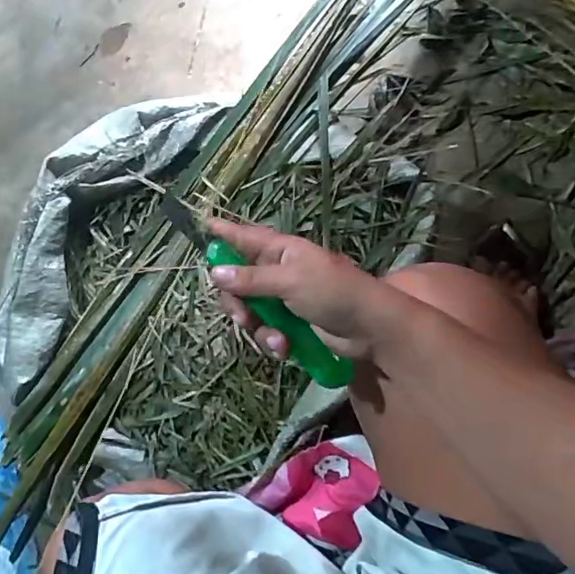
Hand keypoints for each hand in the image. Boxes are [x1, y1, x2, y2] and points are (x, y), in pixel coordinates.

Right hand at [205, 219, 406, 360]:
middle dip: (237, 303)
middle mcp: (279, 272)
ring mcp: (284, 299)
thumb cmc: (334, 293)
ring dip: (259, 329)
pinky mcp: (291, 324)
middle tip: (243, 317)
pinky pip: (266, 331)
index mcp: (281, 251)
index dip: (225, 232)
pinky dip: (272, 341)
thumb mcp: (291, 281)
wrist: (370, 330)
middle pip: (238, 282)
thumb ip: (252, 279)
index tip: (204, 224)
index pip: (246, 237)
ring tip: (277, 341)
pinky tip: (285, 349)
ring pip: (250, 311)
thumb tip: (215, 273)